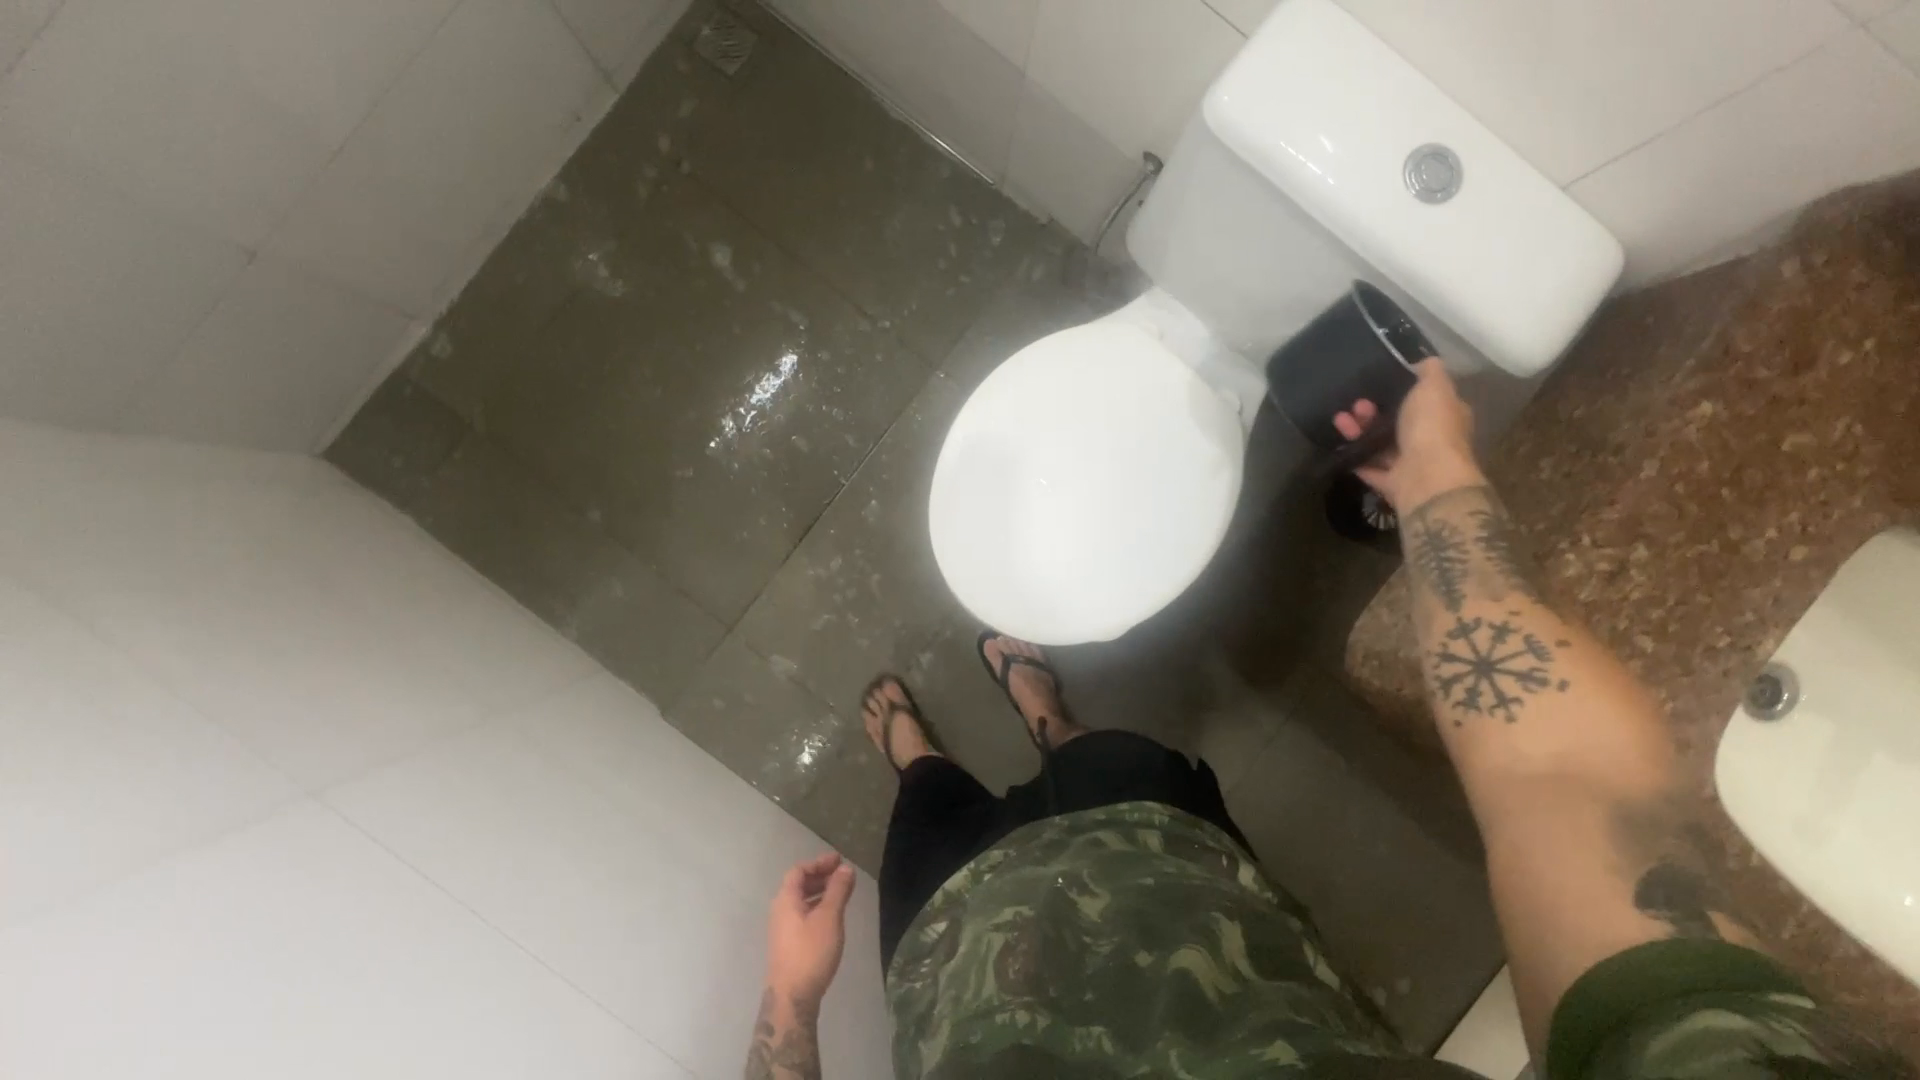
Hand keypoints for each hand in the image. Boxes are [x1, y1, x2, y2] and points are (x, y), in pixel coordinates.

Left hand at [763, 853, 854, 1007]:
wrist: (792, 998)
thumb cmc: (810, 952)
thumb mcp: (829, 917)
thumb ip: (838, 890)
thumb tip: (845, 868)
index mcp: (786, 900)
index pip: (799, 871)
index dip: (819, 863)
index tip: (839, 861)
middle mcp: (780, 911)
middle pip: (798, 885)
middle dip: (820, 876)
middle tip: (843, 875)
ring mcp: (782, 930)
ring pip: (801, 902)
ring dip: (820, 893)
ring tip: (841, 894)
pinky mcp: (788, 945)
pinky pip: (802, 915)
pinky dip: (817, 908)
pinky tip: (831, 918)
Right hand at [1333, 358, 1484, 512]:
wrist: (1426, 476)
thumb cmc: (1432, 427)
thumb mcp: (1434, 387)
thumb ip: (1429, 372)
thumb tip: (1422, 363)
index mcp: (1444, 416)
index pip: (1424, 400)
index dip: (1401, 391)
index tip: (1378, 383)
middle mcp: (1429, 440)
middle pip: (1396, 422)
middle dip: (1373, 411)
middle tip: (1356, 404)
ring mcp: (1410, 463)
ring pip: (1379, 444)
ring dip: (1359, 431)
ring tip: (1341, 420)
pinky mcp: (1391, 483)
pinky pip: (1368, 468)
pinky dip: (1355, 457)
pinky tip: (1339, 444)